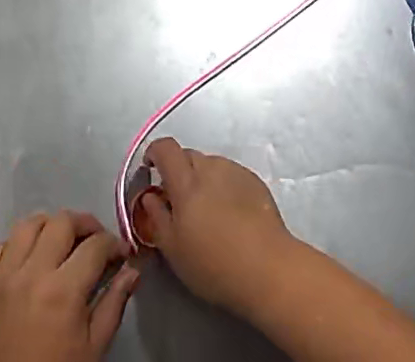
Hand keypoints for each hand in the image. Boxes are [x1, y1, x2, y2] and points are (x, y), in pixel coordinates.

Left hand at [0, 211, 138, 361]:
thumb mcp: (93, 347)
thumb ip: (114, 303)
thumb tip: (132, 270)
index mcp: (63, 290)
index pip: (96, 244)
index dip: (115, 244)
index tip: (123, 255)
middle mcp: (32, 274)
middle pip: (63, 221)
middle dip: (86, 224)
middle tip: (97, 242)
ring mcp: (4, 278)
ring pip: (29, 224)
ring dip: (51, 226)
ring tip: (64, 242)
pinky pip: (0, 247)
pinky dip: (18, 244)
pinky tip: (32, 258)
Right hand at [135, 138, 298, 314]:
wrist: (265, 266)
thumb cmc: (212, 263)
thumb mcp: (173, 248)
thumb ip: (156, 216)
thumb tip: (150, 196)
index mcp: (187, 182)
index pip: (166, 148)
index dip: (154, 152)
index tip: (149, 169)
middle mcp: (212, 168)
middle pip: (188, 155)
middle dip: (177, 171)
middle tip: (176, 202)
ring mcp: (235, 171)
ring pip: (209, 164)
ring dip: (200, 179)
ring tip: (204, 212)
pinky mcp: (254, 179)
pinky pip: (228, 174)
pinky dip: (220, 185)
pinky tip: (227, 213)